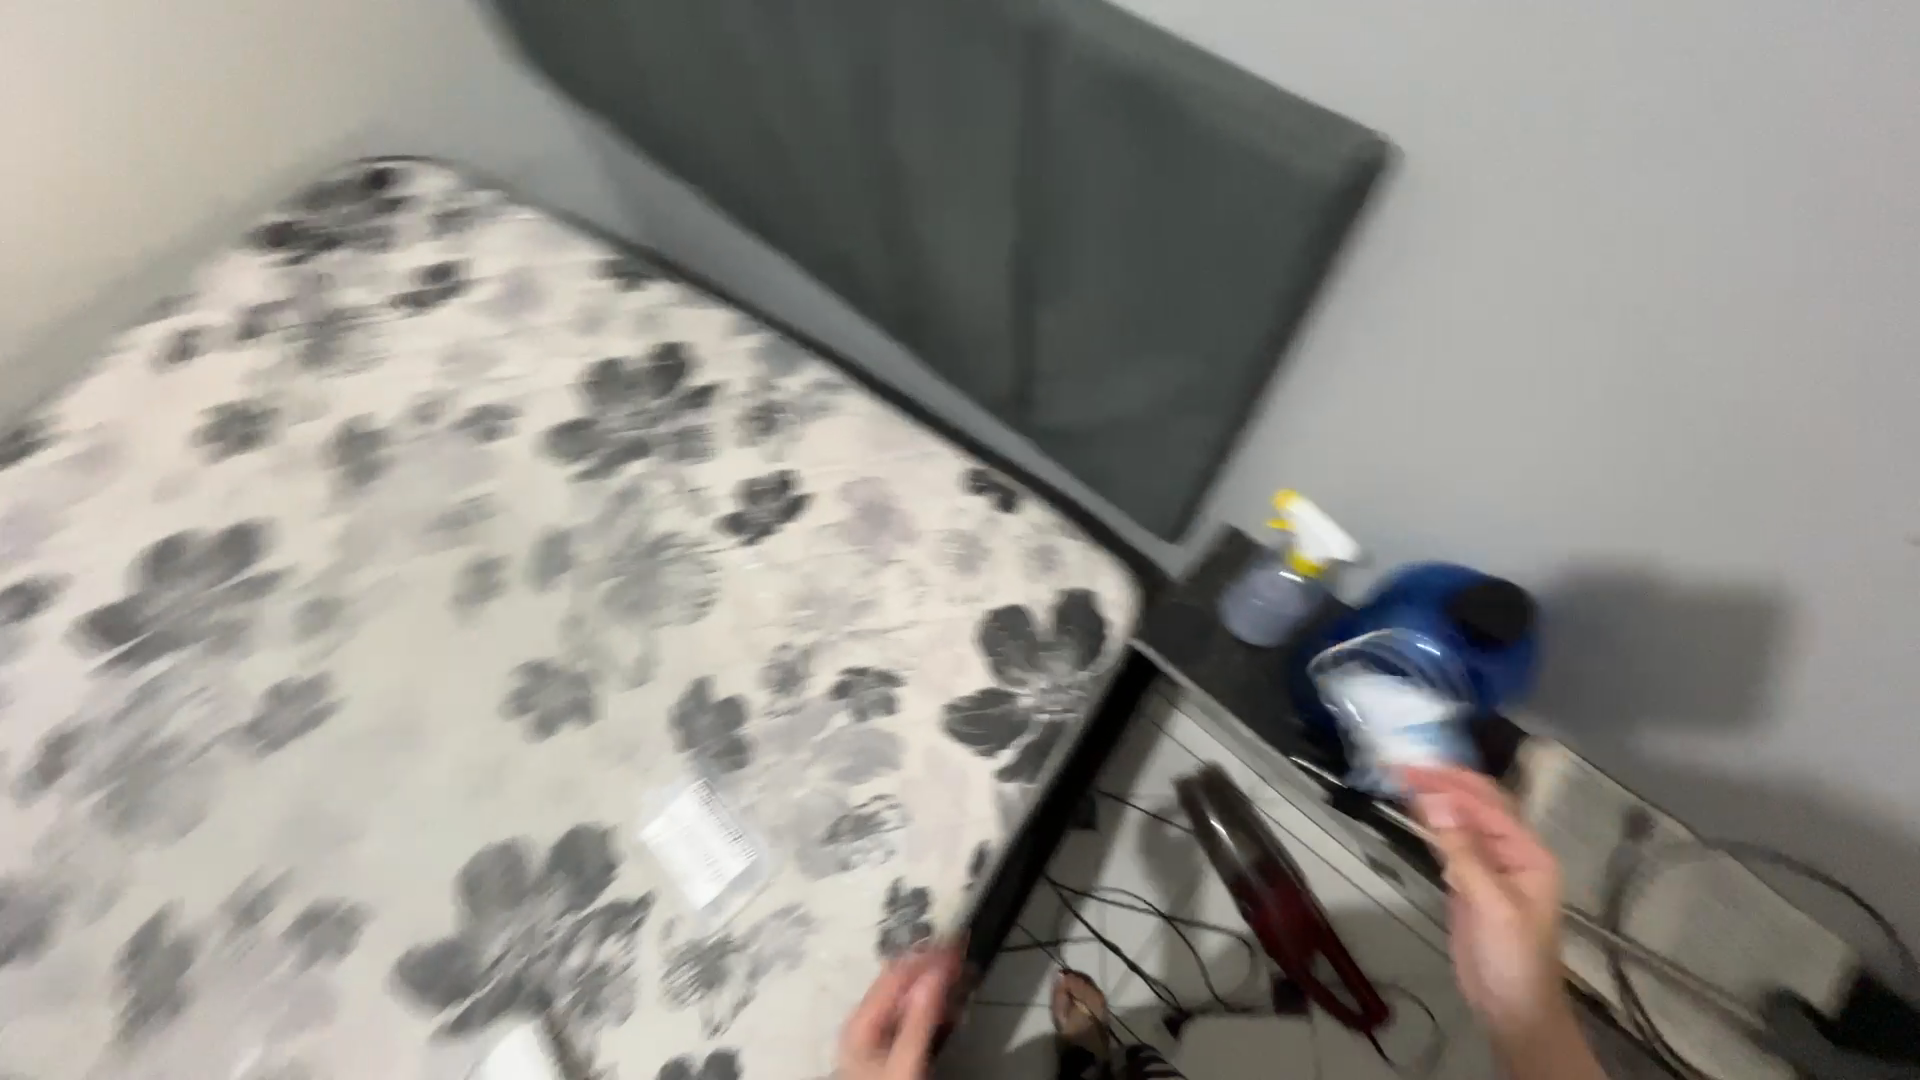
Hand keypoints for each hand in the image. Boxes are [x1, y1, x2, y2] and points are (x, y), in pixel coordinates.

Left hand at [839, 946, 962, 1079]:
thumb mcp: (904, 1065)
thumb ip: (918, 1020)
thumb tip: (935, 974)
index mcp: (861, 1020)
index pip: (896, 972)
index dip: (926, 956)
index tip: (957, 946)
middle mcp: (865, 1020)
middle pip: (901, 981)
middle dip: (933, 967)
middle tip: (964, 957)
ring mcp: (876, 1035)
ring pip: (908, 997)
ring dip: (936, 985)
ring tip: (962, 977)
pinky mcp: (888, 1049)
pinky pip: (911, 1016)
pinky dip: (932, 1006)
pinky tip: (950, 1007)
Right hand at [1401, 766, 1569, 1044]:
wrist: (1512, 1008)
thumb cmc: (1514, 957)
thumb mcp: (1491, 904)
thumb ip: (1463, 852)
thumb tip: (1434, 802)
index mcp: (1528, 854)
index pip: (1486, 804)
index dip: (1448, 782)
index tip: (1409, 768)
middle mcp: (1511, 851)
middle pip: (1477, 803)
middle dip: (1442, 780)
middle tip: (1400, 764)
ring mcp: (1489, 864)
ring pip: (1461, 817)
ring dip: (1434, 794)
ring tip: (1400, 775)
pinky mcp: (1467, 878)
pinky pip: (1449, 837)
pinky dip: (1430, 818)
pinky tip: (1411, 806)